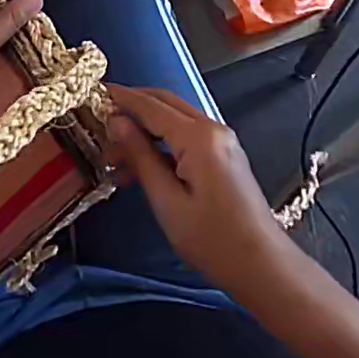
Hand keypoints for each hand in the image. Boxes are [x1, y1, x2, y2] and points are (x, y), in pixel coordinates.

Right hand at [108, 84, 294, 290]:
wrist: (263, 265)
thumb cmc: (212, 240)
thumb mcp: (167, 201)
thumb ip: (141, 156)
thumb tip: (118, 122)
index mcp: (199, 137)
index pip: (152, 107)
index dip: (122, 98)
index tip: (95, 91)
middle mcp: (212, 128)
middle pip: (165, 102)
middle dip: (133, 105)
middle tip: (101, 116)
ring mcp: (221, 138)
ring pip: (175, 117)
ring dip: (146, 125)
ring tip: (116, 150)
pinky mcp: (223, 152)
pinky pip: (186, 133)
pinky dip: (162, 138)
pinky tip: (142, 161)